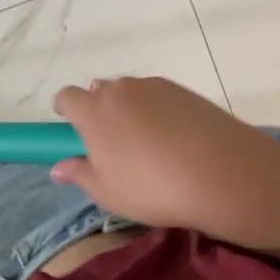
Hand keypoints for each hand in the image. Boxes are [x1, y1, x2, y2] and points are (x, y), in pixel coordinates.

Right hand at [49, 77, 279, 233]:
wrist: (221, 172)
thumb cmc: (153, 188)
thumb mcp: (108, 193)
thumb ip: (80, 174)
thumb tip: (57, 167)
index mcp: (94, 111)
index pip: (67, 97)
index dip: (66, 111)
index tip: (74, 132)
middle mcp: (121, 89)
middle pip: (99, 91)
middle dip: (99, 111)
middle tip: (113, 146)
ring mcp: (155, 86)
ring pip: (130, 92)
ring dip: (129, 110)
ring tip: (147, 145)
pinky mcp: (184, 90)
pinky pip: (158, 96)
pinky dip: (158, 111)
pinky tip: (173, 139)